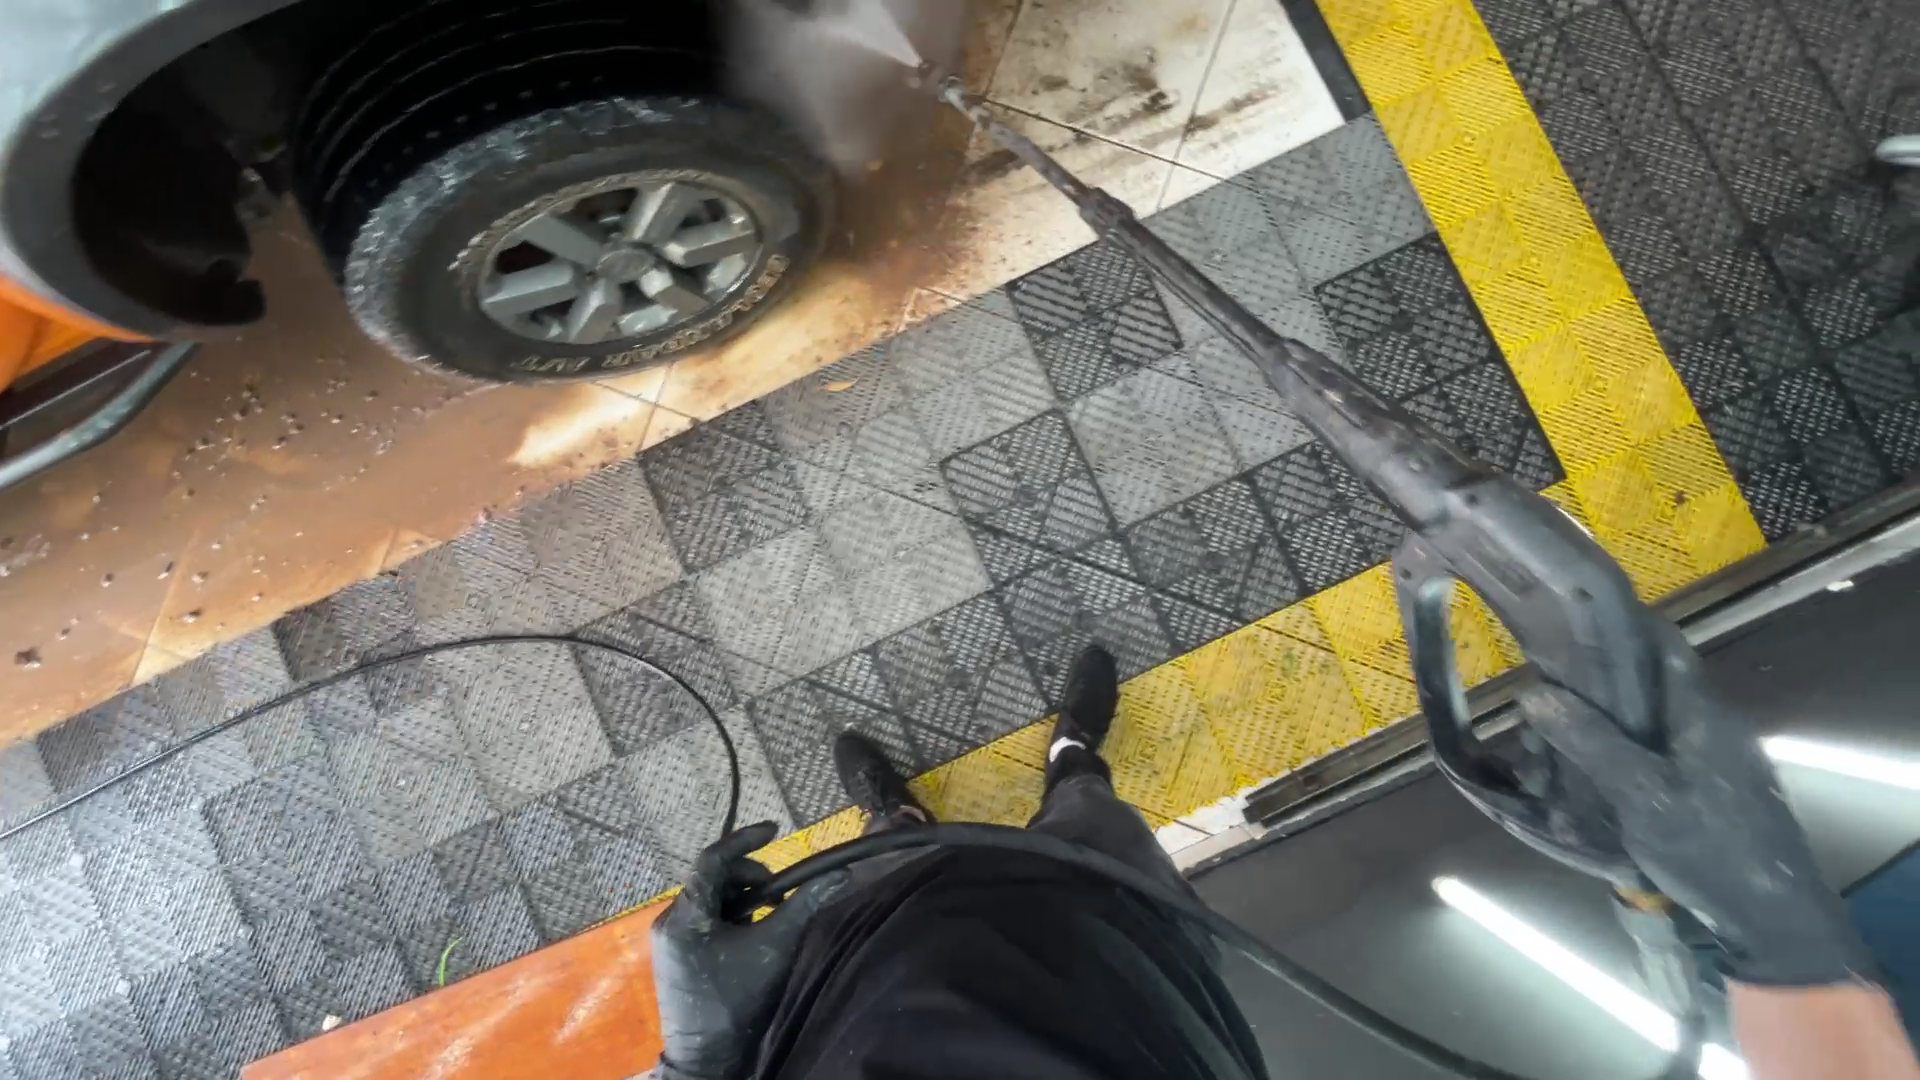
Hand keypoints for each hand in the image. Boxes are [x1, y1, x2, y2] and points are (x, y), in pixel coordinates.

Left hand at [651, 822, 849, 1079]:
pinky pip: (706, 915)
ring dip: (744, 895)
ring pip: (711, 895)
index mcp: (687, 915)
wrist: (707, 1060)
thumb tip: (838, 873)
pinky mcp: (676, 952)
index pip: (713, 859)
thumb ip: (804, 904)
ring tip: (770, 914)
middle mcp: (671, 920)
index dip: (745, 840)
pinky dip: (732, 913)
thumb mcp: (776, 946)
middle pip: (714, 876)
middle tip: (779, 893)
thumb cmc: (739, 1000)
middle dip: (751, 876)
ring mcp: (670, 938)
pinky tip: (752, 930)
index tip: (774, 830)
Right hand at [1519, 623, 1875, 987]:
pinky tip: (1563, 783)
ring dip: (1575, 735)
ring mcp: (1693, 754)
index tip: (1566, 609)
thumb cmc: (1710, 846)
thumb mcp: (1643, 793)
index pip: (1661, 646)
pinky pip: (1627, 750)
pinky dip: (1590, 757)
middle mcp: (1698, 724)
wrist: (1770, 919)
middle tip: (1532, 708)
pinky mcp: (1684, 780)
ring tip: (1538, 763)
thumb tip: (1533, 692)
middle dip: (1575, 693)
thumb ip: (1590, 740)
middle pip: (1629, 685)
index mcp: (1700, 714)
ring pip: (1621, 721)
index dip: (1618, 622)